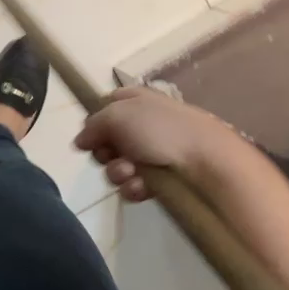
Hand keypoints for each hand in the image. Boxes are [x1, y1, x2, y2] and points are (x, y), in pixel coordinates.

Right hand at [72, 87, 240, 201]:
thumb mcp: (117, 115)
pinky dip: (133, 188)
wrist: (208, 162)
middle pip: (106, 141)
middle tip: (113, 156)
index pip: (104, 108)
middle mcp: (143, 125)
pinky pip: (133, 185)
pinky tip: (143, 187)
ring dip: (118, 172)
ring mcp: (153, 153)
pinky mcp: (160, 179)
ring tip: (132, 174)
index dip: (94, 123)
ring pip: (117, 166)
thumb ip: (92, 125)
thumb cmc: (161, 130)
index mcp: (136, 101)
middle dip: (105, 153)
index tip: (90, 137)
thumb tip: (80, 140)